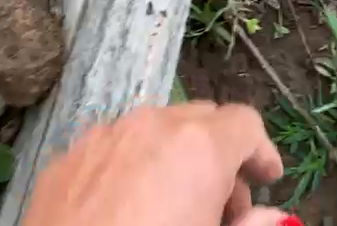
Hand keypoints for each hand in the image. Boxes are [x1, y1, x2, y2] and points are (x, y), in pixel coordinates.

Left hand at [20, 103, 293, 225]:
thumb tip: (272, 216)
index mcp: (196, 146)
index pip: (244, 123)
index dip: (261, 152)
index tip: (267, 182)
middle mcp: (149, 125)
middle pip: (200, 121)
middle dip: (220, 158)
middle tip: (226, 211)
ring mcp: (102, 136)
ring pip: (154, 130)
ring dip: (175, 160)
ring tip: (174, 214)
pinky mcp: (64, 158)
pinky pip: (114, 147)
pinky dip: (132, 168)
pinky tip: (126, 214)